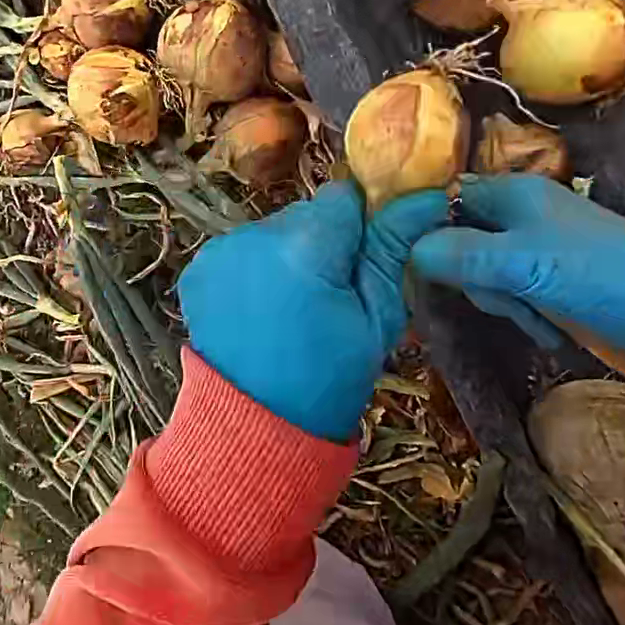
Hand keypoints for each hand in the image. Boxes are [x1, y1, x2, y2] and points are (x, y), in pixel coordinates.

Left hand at [179, 181, 448, 439]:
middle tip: (328, 297)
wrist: (255, 428)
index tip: (359, 265)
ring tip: (291, 309)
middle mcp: (253, 235)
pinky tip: (261, 310)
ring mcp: (218, 252)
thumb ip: (393, 247)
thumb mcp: (378, 318)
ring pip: (273, 231)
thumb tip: (428, 196)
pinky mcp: (196, 269)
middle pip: (306, 213)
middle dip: (323, 242)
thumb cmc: (329, 379)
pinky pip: (241, 251)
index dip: (360, 226)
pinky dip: (255, 270)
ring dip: (288, 255)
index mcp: (304, 245)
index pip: (343, 196)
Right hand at [410, 175, 624, 462]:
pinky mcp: (567, 272)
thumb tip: (408, 250)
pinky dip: (526, 309)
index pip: (448, 197)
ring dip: (502, 299)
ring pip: (492, 268)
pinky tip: (547, 328)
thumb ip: (464, 256)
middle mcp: (529, 210)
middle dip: (475, 276)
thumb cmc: (611, 282)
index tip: (426, 271)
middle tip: (504, 303)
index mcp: (517, 193)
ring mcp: (549, 242)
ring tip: (535, 321)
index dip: (429, 230)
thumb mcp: (527, 269)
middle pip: (466, 237)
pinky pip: (522, 287)